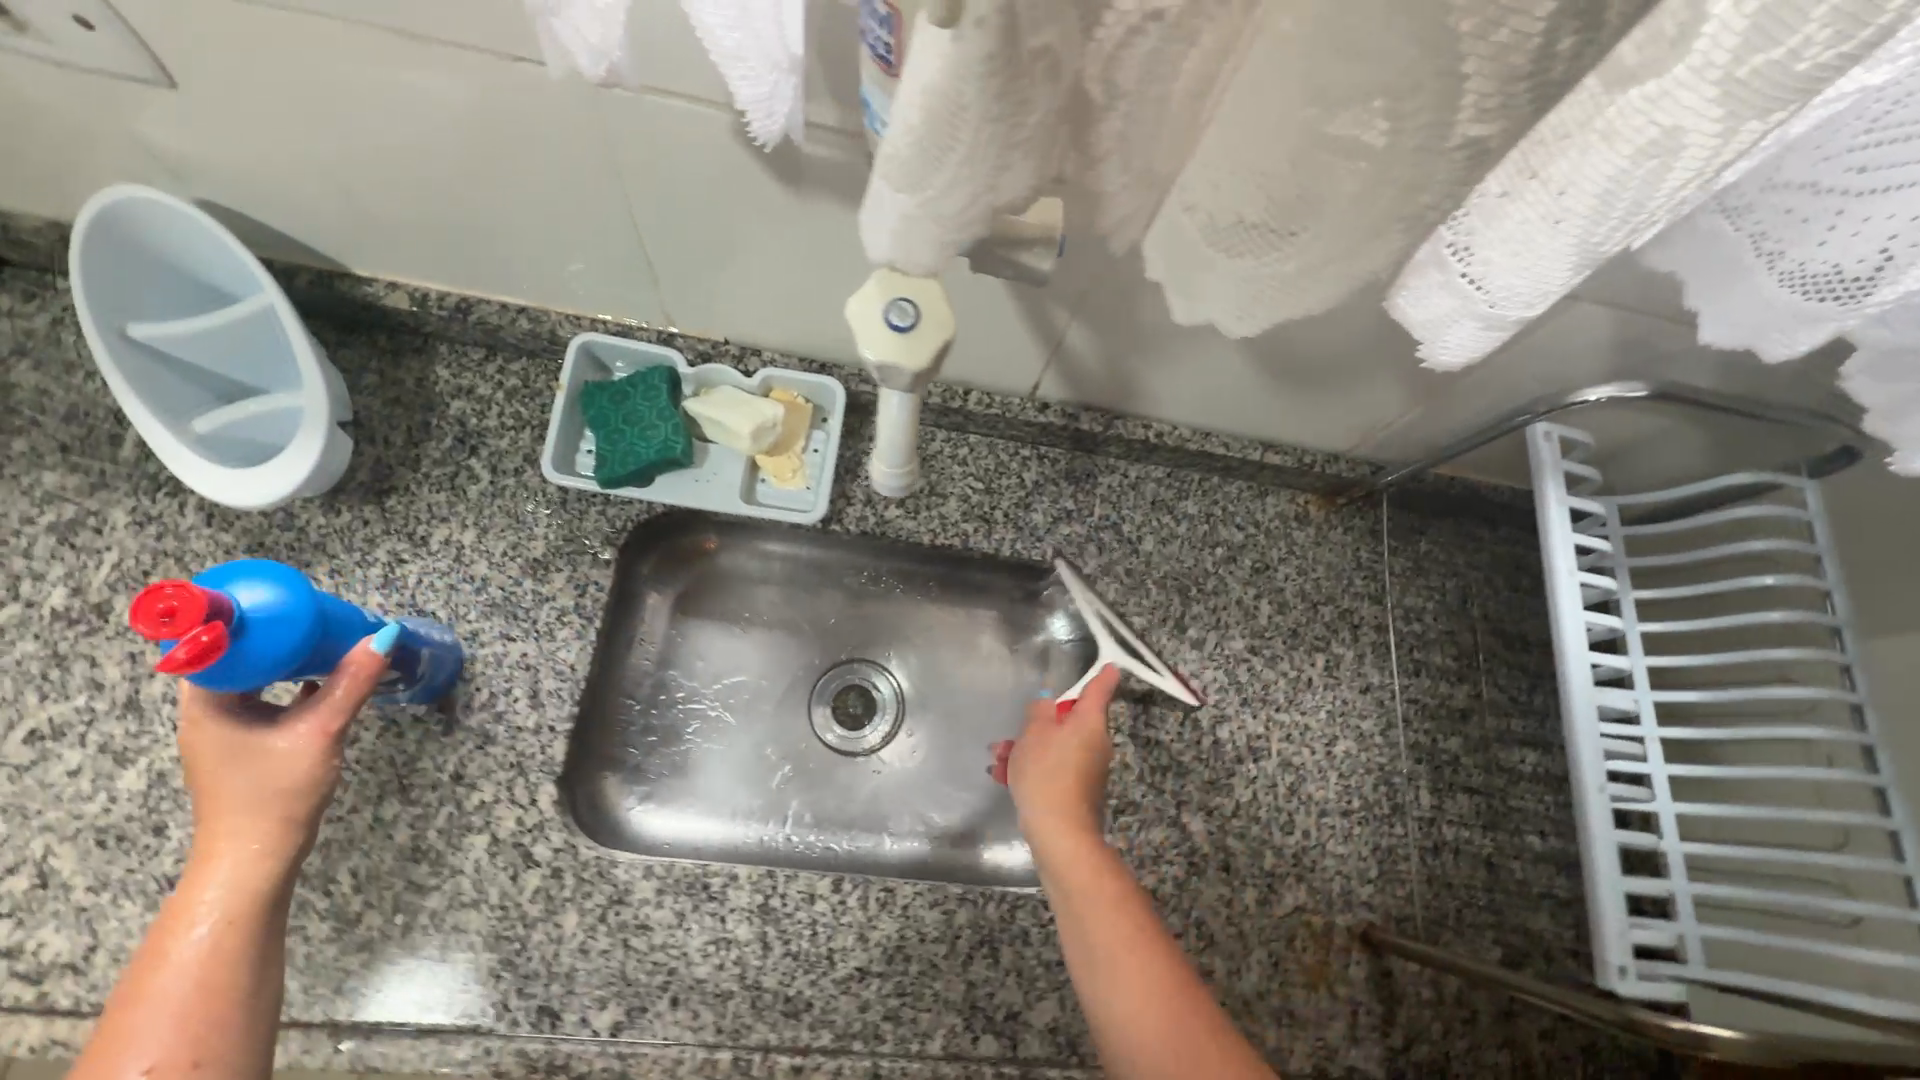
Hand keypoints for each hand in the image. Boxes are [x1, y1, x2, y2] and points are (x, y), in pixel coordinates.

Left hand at [175, 637, 389, 879]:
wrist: (257, 856)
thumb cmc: (275, 793)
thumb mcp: (321, 731)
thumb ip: (352, 683)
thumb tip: (384, 636)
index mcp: (206, 700)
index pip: (220, 639)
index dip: (256, 616)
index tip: (293, 600)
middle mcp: (204, 708)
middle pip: (239, 654)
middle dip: (280, 633)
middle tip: (321, 615)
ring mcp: (221, 727)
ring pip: (253, 676)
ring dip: (287, 658)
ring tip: (327, 640)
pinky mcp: (242, 742)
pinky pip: (263, 696)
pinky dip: (289, 683)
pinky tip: (323, 678)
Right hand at [990, 664, 1122, 850]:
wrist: (1060, 832)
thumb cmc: (1047, 773)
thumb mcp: (1034, 734)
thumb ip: (1039, 712)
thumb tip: (1048, 704)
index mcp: (1089, 723)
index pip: (1099, 691)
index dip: (1103, 676)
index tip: (1111, 666)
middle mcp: (1095, 743)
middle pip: (1069, 722)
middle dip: (1038, 724)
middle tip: (1012, 732)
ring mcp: (1087, 769)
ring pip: (1056, 747)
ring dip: (1027, 749)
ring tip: (999, 758)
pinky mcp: (1076, 791)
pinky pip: (1053, 769)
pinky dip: (1032, 768)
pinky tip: (1004, 776)